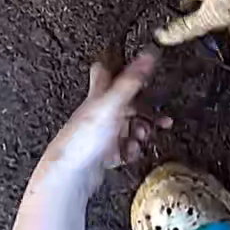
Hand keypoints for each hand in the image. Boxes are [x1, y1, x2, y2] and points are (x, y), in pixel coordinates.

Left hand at [35, 49, 170, 194]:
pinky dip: (131, 150)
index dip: (116, 66)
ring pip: (127, 126)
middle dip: (144, 109)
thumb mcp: (113, 103)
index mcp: (98, 95)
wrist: (71, 175)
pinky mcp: (103, 154)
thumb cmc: (84, 138)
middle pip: (125, 103)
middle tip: (158, 116)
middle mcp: (98, 112)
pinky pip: (123, 148)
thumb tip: (148, 54)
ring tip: (144, 136)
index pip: (104, 71)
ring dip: (140, 131)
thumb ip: (131, 80)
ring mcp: (100, 133)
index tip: (132, 65)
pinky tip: (132, 152)